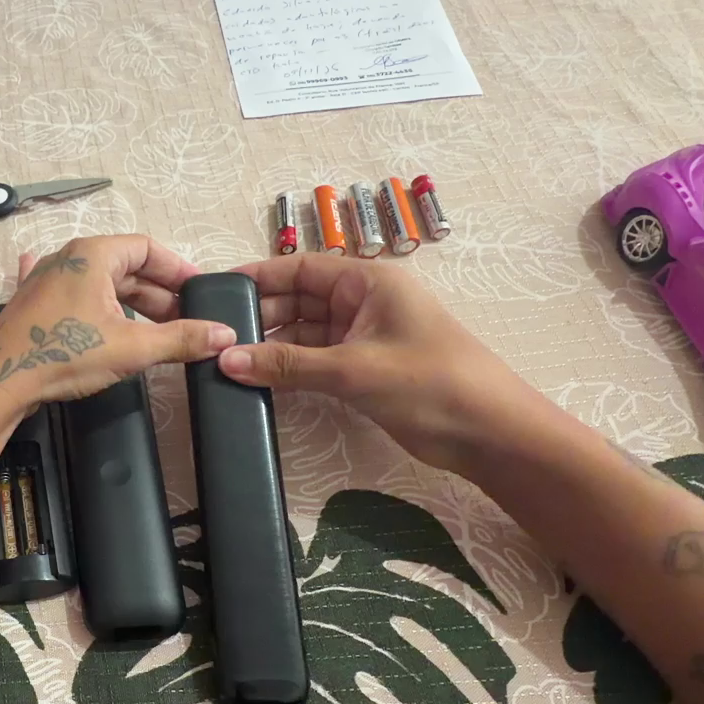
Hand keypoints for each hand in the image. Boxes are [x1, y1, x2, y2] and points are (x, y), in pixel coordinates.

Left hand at [0, 235, 235, 408]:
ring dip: (129, 304)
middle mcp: (67, 258)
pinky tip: (90, 303)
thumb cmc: (63, 354)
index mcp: (93, 254)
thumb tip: (224, 335)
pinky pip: (71, 296)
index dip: (178, 269)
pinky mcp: (31, 305)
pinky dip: (91, 303)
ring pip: (99, 284)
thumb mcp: (132, 348)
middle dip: (157, 294)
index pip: (148, 248)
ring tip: (155, 329)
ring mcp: (44, 280)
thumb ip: (181, 338)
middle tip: (184, 320)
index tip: (198, 291)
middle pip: (125, 268)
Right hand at [217, 253, 547, 474]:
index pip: (302, 268)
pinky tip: (255, 378)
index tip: (217, 291)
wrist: (489, 434)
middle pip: (297, 300)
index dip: (259, 277)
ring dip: (269, 346)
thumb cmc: (431, 384)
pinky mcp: (359, 368)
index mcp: (369, 282)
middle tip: (214, 336)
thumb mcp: (353, 370)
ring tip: (225, 360)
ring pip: (301, 333)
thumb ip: (287, 365)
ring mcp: (360, 336)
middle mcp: (362, 302)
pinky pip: (311, 360)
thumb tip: (226, 360)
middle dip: (259, 316)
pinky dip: (286, 368)